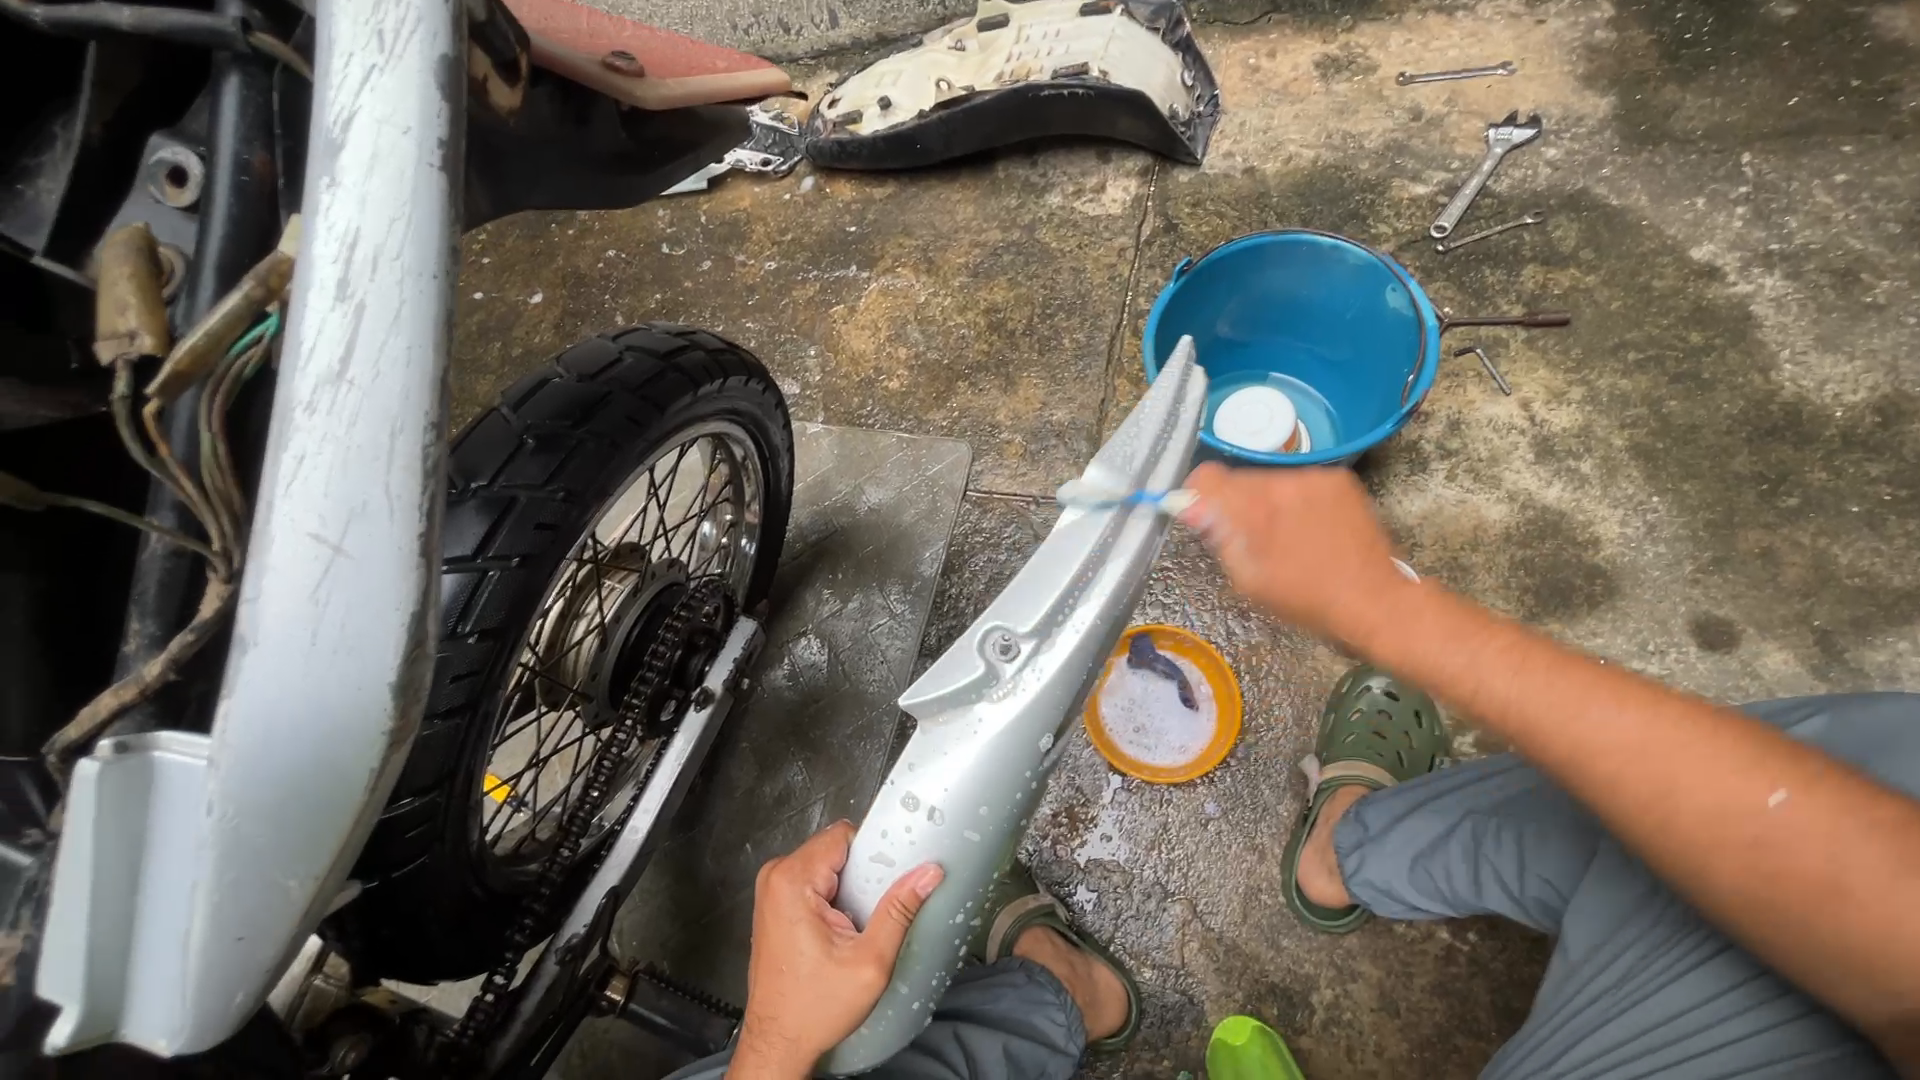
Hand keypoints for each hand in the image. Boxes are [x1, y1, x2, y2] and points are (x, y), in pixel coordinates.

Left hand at [731, 821, 942, 1077]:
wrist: (778, 1044)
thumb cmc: (815, 1009)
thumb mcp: (870, 961)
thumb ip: (900, 910)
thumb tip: (929, 872)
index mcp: (792, 880)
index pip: (843, 836)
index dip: (872, 853)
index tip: (889, 879)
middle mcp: (776, 876)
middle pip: (835, 848)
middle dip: (861, 873)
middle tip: (875, 910)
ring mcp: (772, 889)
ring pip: (827, 864)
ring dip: (849, 887)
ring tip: (859, 923)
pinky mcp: (775, 903)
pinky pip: (814, 880)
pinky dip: (834, 897)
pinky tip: (844, 928)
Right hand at [1180, 463, 1413, 640]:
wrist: (1374, 600)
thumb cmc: (1304, 600)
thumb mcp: (1247, 579)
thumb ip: (1218, 538)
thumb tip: (1192, 508)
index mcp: (1255, 511)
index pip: (1207, 478)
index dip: (1197, 495)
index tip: (1200, 514)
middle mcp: (1283, 484)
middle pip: (1237, 479)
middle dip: (1234, 504)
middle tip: (1247, 536)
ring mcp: (1314, 478)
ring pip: (1268, 480)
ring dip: (1265, 502)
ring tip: (1283, 535)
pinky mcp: (1338, 480)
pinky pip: (1298, 482)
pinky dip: (1294, 500)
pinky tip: (1308, 527)